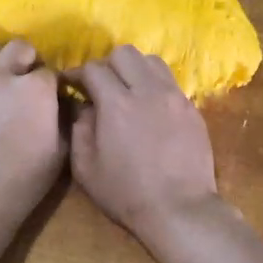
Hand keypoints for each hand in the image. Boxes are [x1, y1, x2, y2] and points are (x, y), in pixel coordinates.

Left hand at [0, 40, 65, 223]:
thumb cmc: (25, 179)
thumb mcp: (60, 151)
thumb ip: (65, 118)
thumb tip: (64, 102)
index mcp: (34, 88)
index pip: (49, 71)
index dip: (52, 84)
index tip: (52, 97)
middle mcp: (1, 76)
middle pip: (18, 48)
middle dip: (27, 60)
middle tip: (27, 81)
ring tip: (0, 80)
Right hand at [67, 45, 219, 236]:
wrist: (179, 209)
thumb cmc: (126, 193)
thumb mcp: (86, 167)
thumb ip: (79, 129)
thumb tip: (83, 106)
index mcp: (116, 103)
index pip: (93, 69)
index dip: (77, 73)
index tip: (70, 84)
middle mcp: (147, 90)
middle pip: (124, 53)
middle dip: (106, 65)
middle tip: (100, 86)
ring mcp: (174, 97)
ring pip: (151, 61)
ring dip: (134, 69)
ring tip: (127, 90)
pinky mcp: (191, 108)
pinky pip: (170, 82)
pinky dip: (154, 85)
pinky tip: (149, 108)